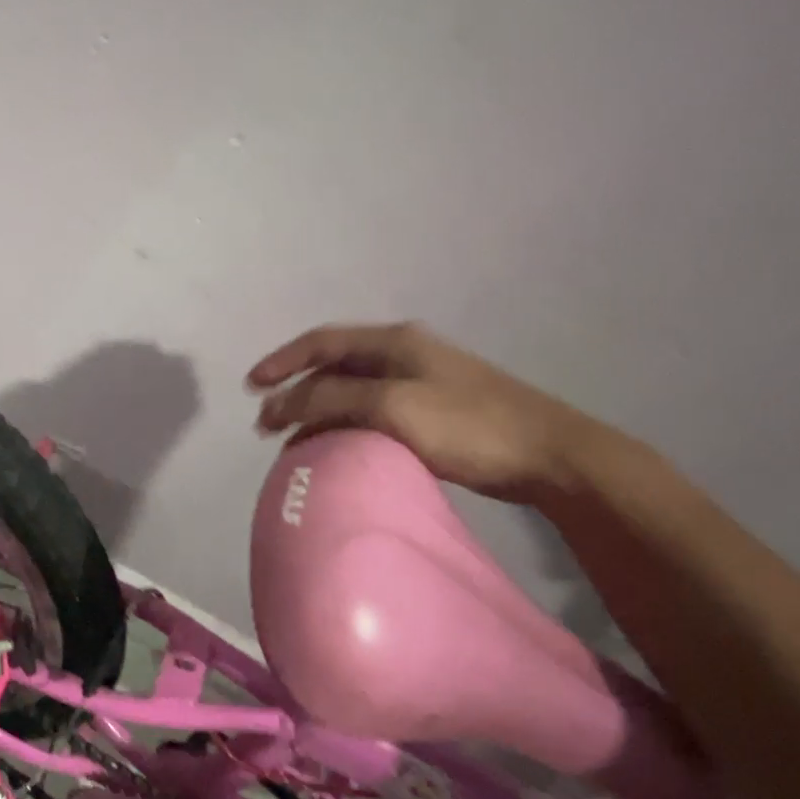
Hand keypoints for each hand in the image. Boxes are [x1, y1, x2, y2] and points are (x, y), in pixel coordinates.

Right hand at [246, 322, 616, 501]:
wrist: (549, 456)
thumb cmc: (467, 427)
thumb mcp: (390, 407)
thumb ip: (329, 399)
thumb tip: (276, 404)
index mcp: (394, 342)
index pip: (321, 342)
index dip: (280, 362)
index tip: (250, 388)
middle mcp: (403, 354)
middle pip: (332, 366)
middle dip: (293, 392)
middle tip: (265, 425)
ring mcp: (419, 381)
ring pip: (349, 391)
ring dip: (315, 413)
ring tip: (290, 443)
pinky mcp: (430, 411)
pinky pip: (368, 411)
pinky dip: (340, 426)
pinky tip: (332, 449)